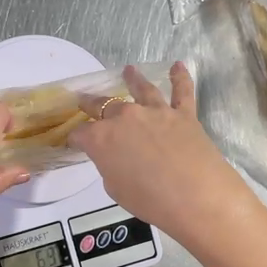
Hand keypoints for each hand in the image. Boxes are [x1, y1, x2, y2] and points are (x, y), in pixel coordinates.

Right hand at [68, 62, 258, 239]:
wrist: (194, 195)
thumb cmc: (148, 199)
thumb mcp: (115, 188)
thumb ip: (110, 166)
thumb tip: (116, 156)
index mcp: (101, 138)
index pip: (80, 134)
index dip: (75, 138)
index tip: (73, 141)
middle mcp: (125, 118)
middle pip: (105, 106)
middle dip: (92, 104)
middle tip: (84, 101)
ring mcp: (156, 112)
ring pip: (142, 90)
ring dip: (133, 79)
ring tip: (129, 70)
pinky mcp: (183, 114)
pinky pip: (182, 91)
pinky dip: (180, 77)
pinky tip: (178, 66)